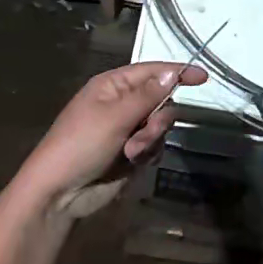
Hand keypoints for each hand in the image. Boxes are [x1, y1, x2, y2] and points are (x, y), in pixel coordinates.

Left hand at [14, 61, 207, 218]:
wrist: (59, 192)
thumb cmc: (81, 144)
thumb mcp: (115, 116)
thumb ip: (148, 95)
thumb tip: (173, 72)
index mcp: (113, 85)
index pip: (152, 71)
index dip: (177, 72)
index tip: (203, 77)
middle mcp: (121, 103)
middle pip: (161, 100)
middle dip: (158, 119)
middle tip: (144, 133)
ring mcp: (126, 128)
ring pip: (160, 126)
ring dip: (150, 140)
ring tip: (131, 154)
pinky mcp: (129, 152)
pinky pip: (154, 146)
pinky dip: (147, 154)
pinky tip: (132, 163)